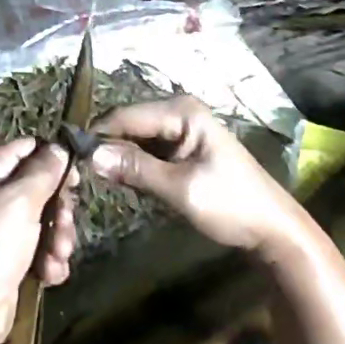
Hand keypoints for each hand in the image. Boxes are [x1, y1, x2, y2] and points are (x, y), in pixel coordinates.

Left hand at [0, 139, 78, 343]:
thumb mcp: (21, 198)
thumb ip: (45, 170)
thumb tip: (60, 146)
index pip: (31, 148)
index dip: (55, 158)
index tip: (76, 176)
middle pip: (45, 187)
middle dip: (60, 208)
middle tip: (63, 224)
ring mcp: (6, 227)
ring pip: (48, 221)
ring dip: (58, 239)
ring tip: (55, 256)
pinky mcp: (14, 259)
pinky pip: (44, 251)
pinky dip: (50, 262)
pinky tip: (48, 275)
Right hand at [91, 97, 302, 252]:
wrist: (274, 232)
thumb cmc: (231, 206)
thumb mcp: (182, 190)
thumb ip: (136, 170)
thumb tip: (91, 155)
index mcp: (181, 111)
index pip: (126, 115)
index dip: (98, 134)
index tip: (70, 155)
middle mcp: (177, 111)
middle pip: (128, 124)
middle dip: (105, 146)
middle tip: (79, 171)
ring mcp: (179, 129)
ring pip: (134, 138)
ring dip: (117, 157)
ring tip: (93, 177)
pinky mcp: (179, 148)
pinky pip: (145, 150)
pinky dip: (132, 165)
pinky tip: (120, 181)